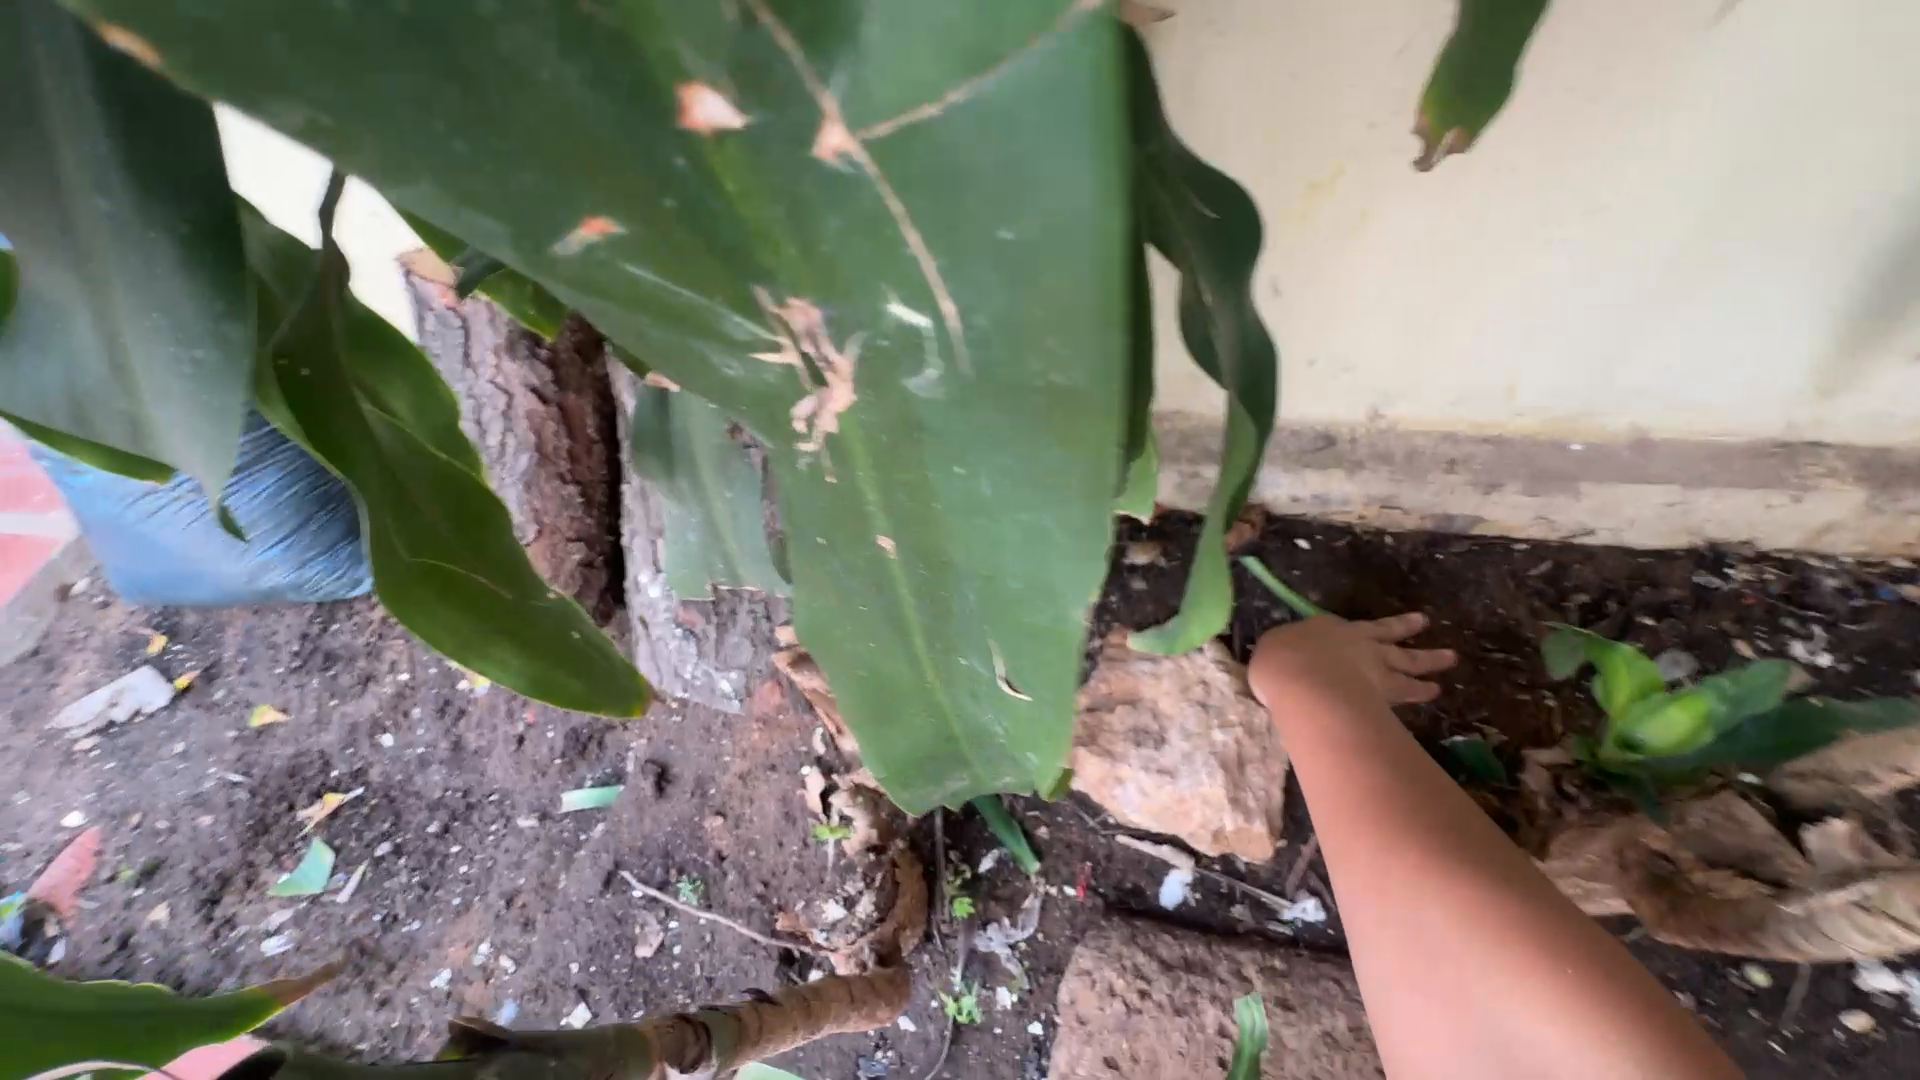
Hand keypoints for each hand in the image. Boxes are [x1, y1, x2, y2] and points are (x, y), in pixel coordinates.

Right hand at [1248, 613, 1457, 708]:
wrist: (1303, 682)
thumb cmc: (1280, 663)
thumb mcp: (1271, 656)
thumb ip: (1281, 660)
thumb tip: (1278, 667)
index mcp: (1326, 629)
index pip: (1347, 627)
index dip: (1360, 627)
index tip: (1369, 627)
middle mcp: (1356, 642)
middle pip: (1386, 633)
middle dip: (1405, 627)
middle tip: (1424, 621)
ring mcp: (1375, 665)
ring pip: (1407, 661)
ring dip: (1428, 659)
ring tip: (1449, 658)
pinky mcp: (1387, 691)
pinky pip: (1409, 691)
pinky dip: (1422, 691)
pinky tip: (1434, 692)